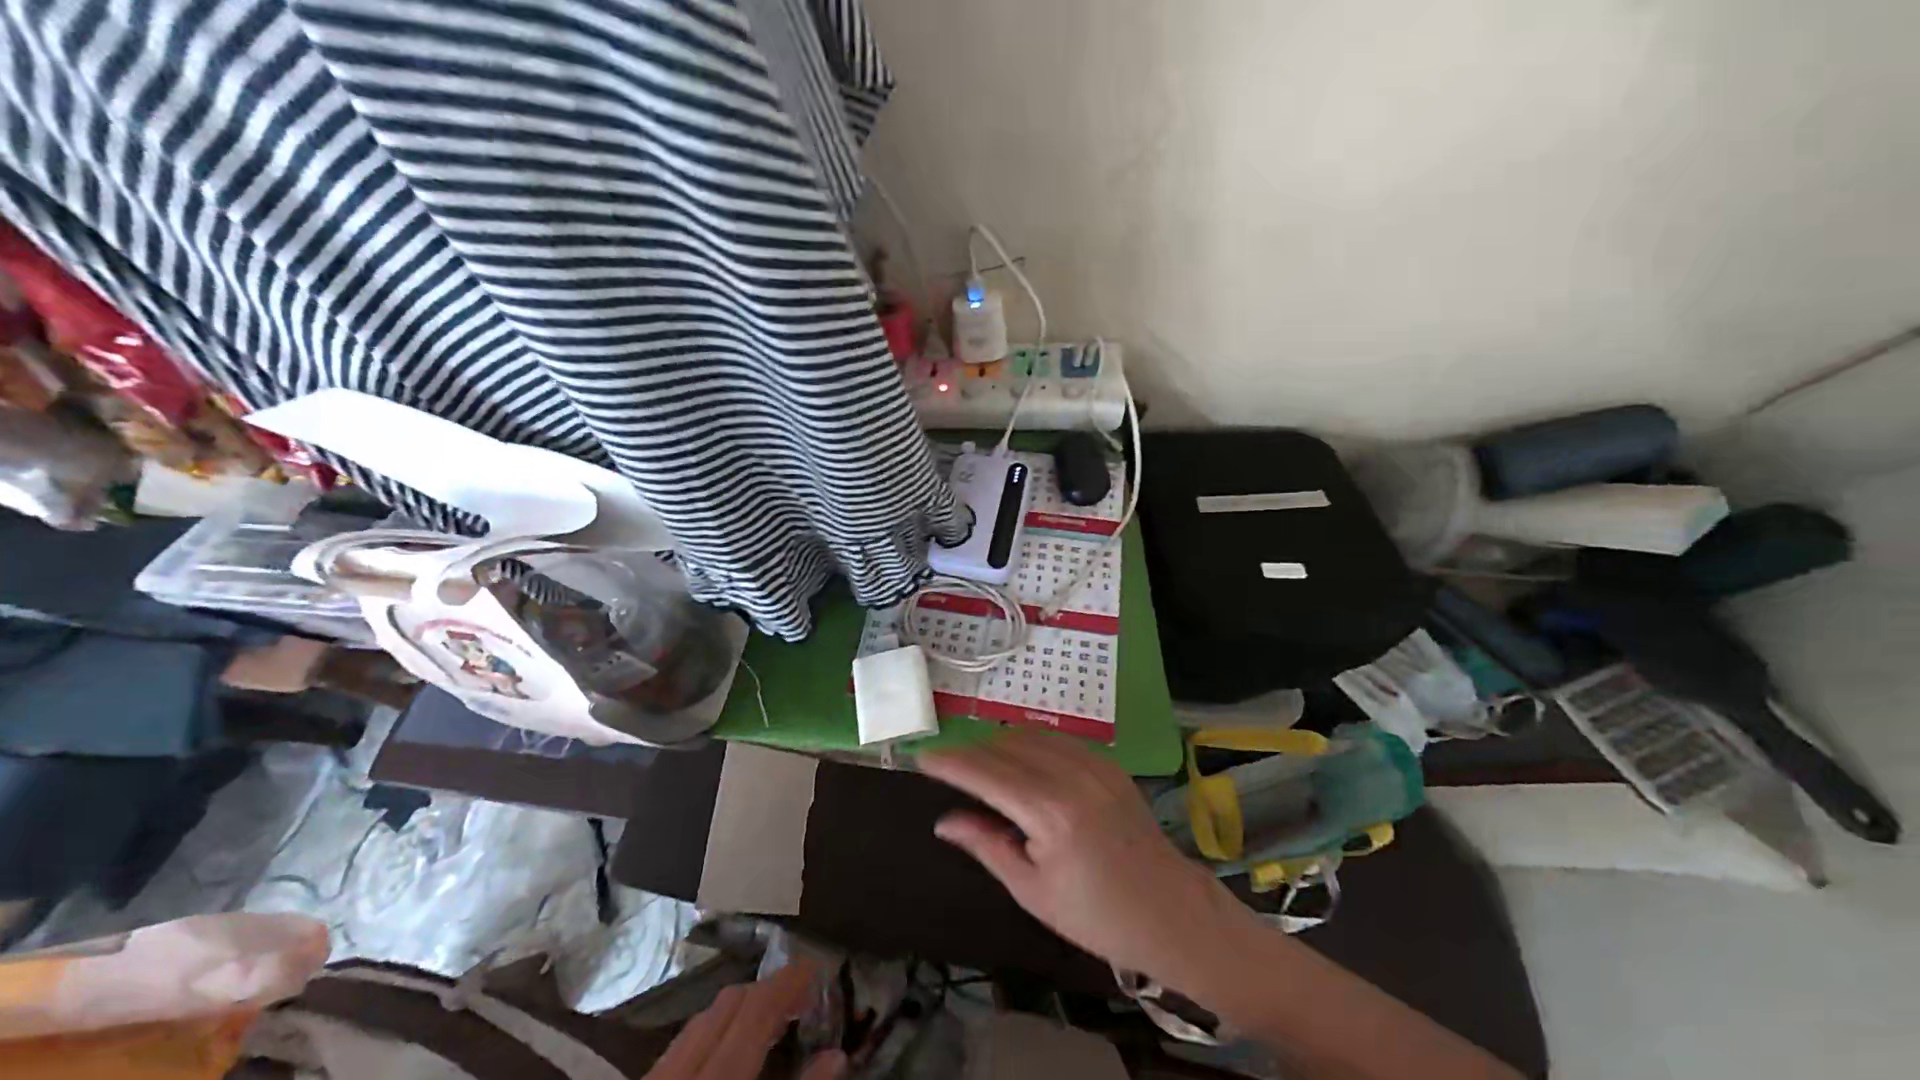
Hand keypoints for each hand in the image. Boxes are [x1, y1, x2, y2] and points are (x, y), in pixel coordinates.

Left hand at [646, 959, 842, 1079]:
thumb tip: (836, 1055)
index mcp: (720, 1073)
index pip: (756, 1010)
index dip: (787, 983)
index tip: (814, 965)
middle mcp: (683, 1065)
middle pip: (727, 1005)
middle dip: (764, 991)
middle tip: (799, 995)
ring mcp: (658, 1073)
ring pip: (700, 1020)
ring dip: (736, 1008)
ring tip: (768, 1018)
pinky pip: (681, 1043)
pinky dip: (711, 1031)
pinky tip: (725, 1049)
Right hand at [917, 730, 1244, 980]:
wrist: (1170, 912)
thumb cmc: (1095, 916)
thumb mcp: (1031, 890)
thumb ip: (986, 844)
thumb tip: (944, 821)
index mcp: (1049, 813)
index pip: (984, 772)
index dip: (948, 762)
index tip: (919, 757)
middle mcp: (1071, 776)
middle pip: (1004, 746)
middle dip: (970, 753)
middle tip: (947, 770)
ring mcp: (1095, 765)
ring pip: (1030, 734)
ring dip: (998, 744)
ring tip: (979, 766)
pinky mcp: (1109, 764)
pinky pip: (1058, 738)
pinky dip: (1030, 742)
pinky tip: (1020, 761)